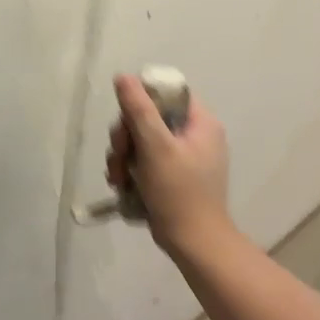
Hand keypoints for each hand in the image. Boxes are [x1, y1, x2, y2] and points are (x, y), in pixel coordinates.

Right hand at [106, 73, 231, 253]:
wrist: (193, 242)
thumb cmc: (178, 192)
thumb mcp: (155, 146)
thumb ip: (138, 109)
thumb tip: (124, 77)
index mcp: (201, 123)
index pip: (166, 94)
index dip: (141, 102)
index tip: (126, 120)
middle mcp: (195, 135)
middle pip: (149, 117)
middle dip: (127, 136)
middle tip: (119, 155)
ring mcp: (184, 157)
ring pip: (142, 140)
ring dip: (124, 155)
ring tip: (118, 176)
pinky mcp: (173, 176)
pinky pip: (145, 160)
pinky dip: (131, 169)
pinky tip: (121, 184)